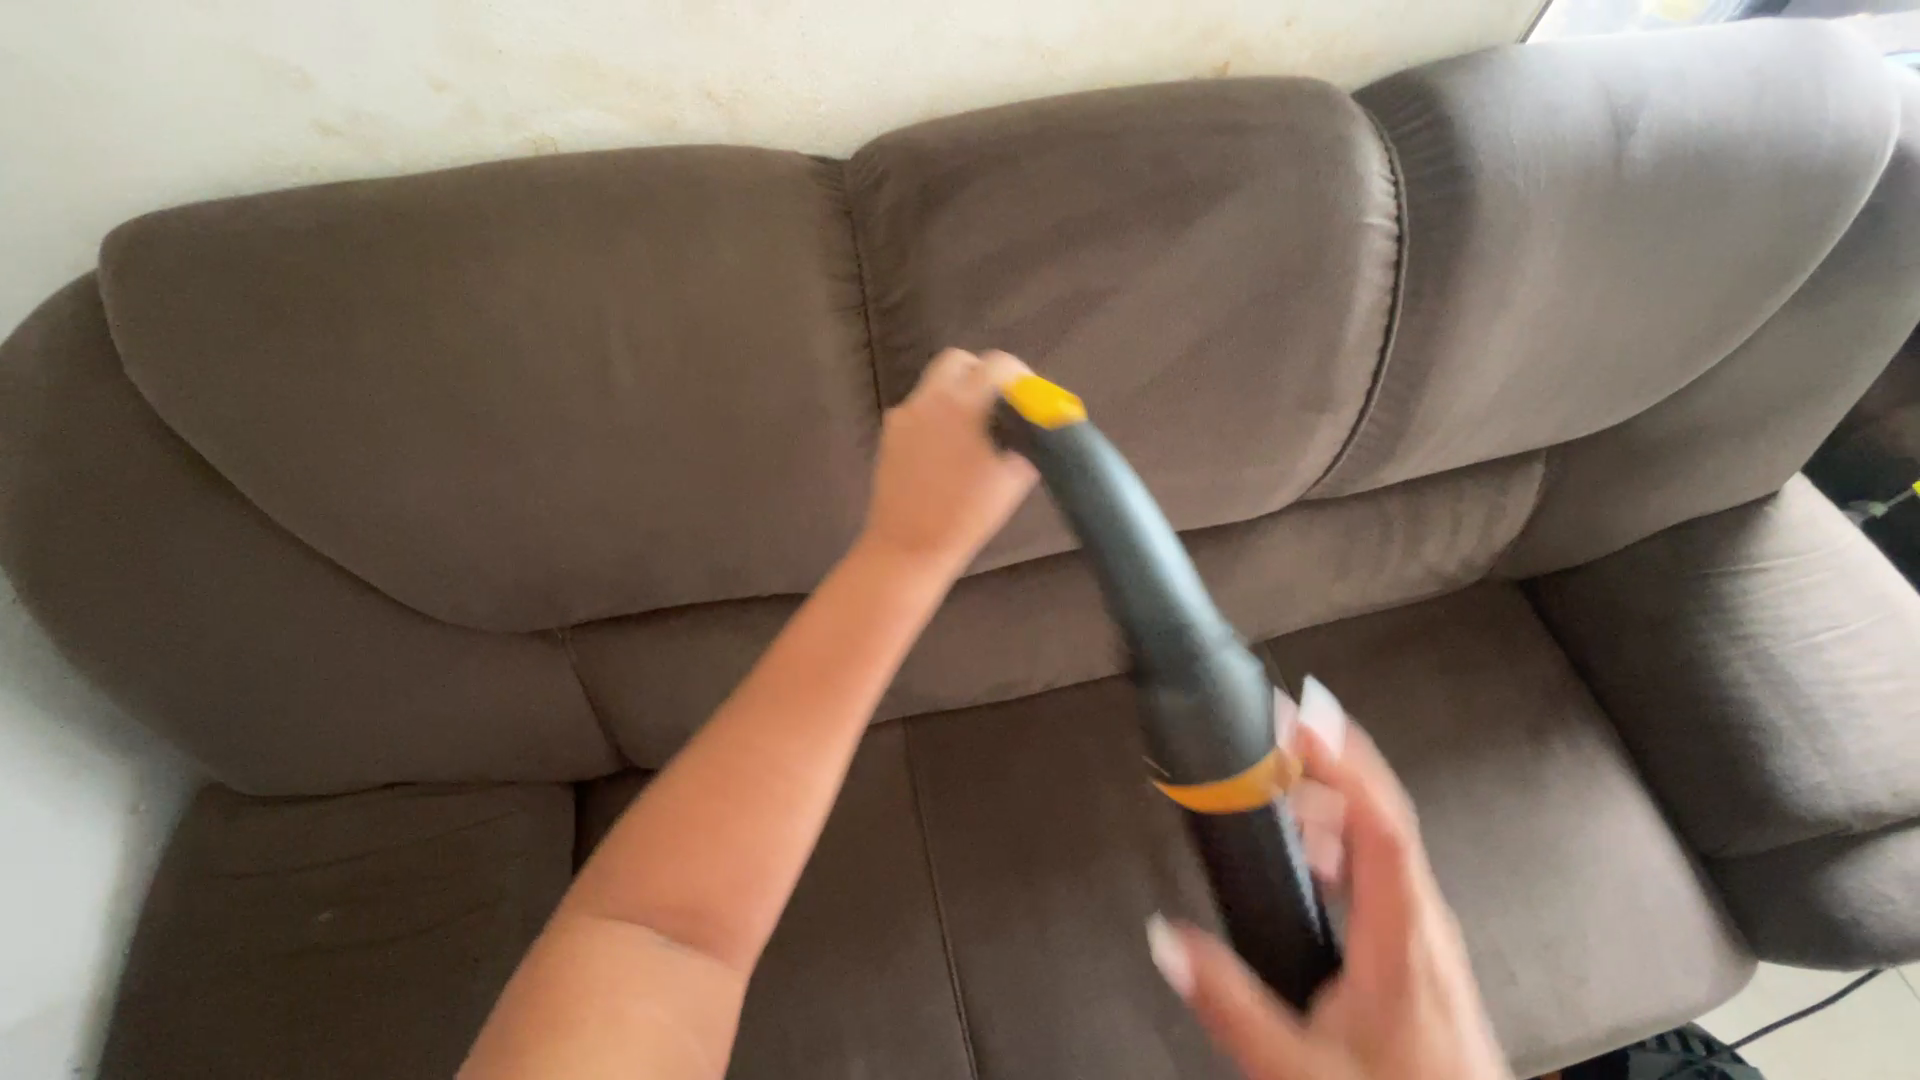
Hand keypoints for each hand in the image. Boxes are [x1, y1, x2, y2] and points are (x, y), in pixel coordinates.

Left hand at [860, 348, 1037, 573]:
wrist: (908, 545)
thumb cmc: (966, 517)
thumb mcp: (1011, 480)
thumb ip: (1026, 442)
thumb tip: (1035, 426)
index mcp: (964, 405)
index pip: (998, 364)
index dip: (1019, 375)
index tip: (1028, 395)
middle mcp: (930, 399)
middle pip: (959, 361)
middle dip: (982, 373)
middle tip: (999, 403)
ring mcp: (905, 414)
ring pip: (935, 384)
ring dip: (958, 394)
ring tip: (973, 430)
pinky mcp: (889, 433)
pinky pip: (918, 410)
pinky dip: (936, 417)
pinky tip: (946, 450)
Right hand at [1146, 686, 1511, 1079]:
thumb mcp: (1299, 1067)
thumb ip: (1227, 1002)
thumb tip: (1170, 939)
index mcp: (1400, 940)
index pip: (1378, 825)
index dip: (1340, 764)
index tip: (1299, 720)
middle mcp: (1423, 923)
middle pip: (1385, 809)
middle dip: (1336, 752)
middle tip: (1288, 714)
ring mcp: (1428, 929)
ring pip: (1387, 830)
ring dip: (1340, 784)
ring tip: (1292, 760)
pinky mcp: (1421, 940)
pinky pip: (1385, 856)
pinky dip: (1346, 823)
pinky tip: (1314, 836)